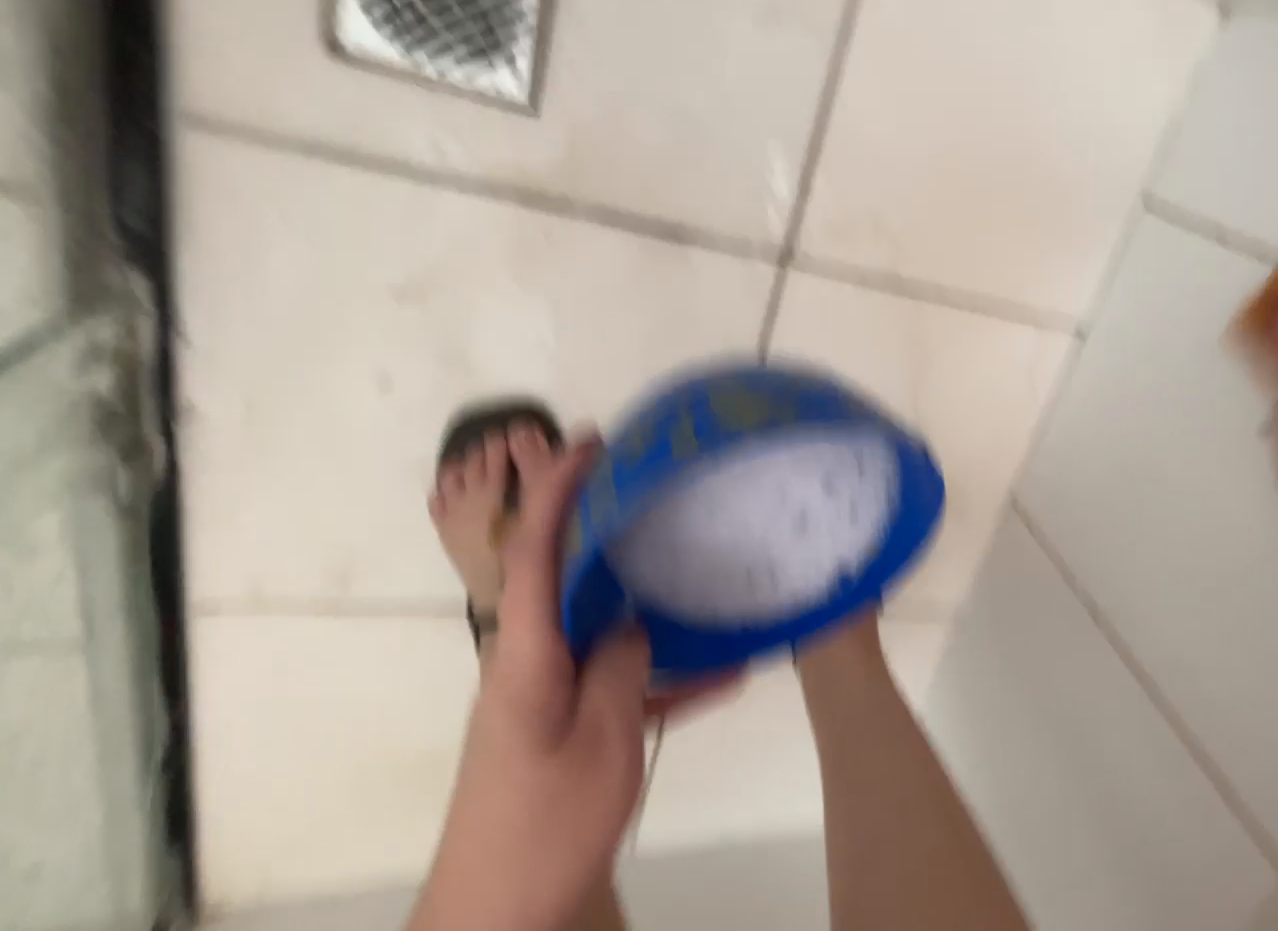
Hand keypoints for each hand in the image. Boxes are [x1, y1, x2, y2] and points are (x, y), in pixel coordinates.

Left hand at [412, 433, 734, 930]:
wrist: (501, 915)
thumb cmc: (546, 822)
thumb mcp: (601, 739)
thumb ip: (619, 669)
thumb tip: (630, 623)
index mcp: (526, 656)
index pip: (536, 552)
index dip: (557, 491)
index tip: (588, 444)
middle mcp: (532, 663)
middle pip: (565, 577)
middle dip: (603, 525)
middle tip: (653, 487)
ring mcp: (551, 696)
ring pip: (601, 627)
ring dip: (646, 599)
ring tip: (697, 568)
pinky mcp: (570, 728)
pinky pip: (620, 683)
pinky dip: (665, 674)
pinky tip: (725, 672)